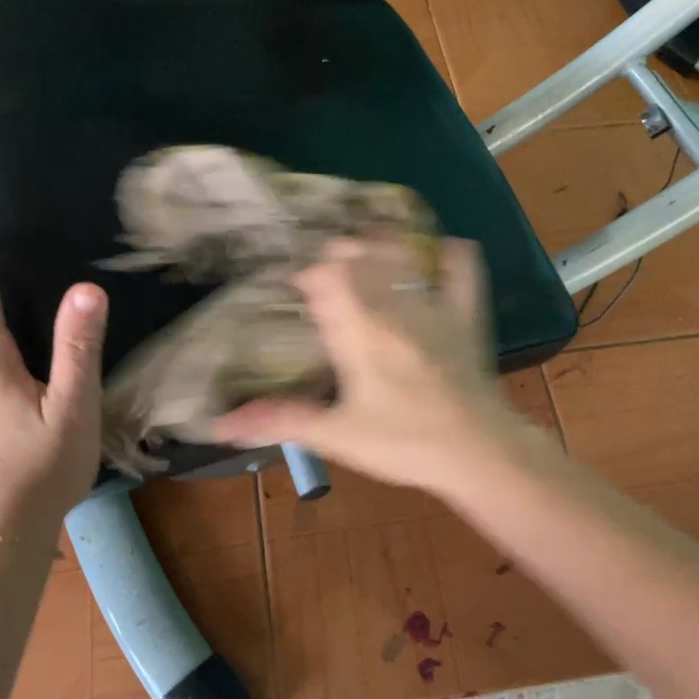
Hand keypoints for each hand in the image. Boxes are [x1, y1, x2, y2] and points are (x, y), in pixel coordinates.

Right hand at [214, 238, 528, 493]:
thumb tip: (219, 424)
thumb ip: (280, 420)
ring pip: (400, 253)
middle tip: (325, 281)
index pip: (325, 274)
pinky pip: (462, 265)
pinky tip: (434, 253)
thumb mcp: (337, 435)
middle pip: (358, 254)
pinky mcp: (468, 312)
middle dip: (336, 257)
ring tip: (363, 258)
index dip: (306, 275)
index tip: (295, 291)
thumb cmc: (404, 442)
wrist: (478, 451)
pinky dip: (447, 252)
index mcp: (359, 327)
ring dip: (378, 247)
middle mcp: (394, 303)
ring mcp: (435, 303)